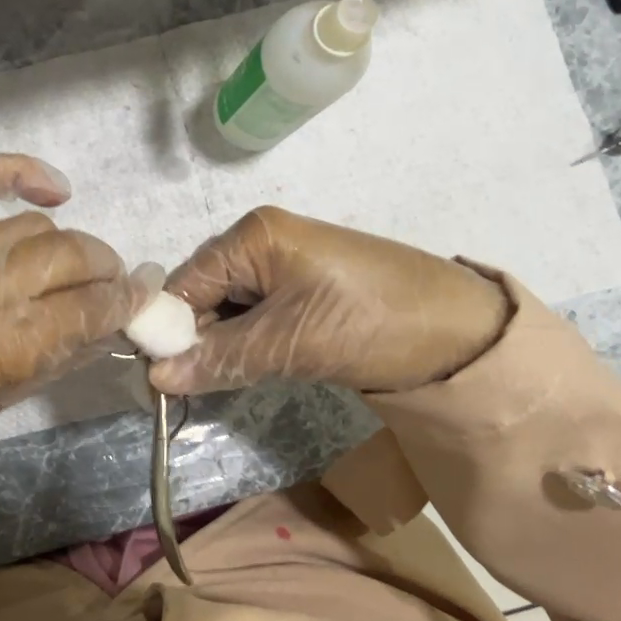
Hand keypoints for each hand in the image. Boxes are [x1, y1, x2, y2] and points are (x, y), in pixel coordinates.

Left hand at [0, 155, 156, 452]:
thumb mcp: (0, 399)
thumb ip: (61, 354)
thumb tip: (114, 315)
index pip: (84, 311)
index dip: (124, 301)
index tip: (142, 295)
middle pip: (67, 257)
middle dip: (104, 269)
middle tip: (109, 280)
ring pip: (32, 227)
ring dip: (64, 245)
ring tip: (67, 263)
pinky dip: (18, 172)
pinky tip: (52, 190)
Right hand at [148, 207, 511, 394]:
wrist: (466, 334)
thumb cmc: (371, 324)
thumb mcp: (288, 344)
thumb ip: (218, 358)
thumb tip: (155, 378)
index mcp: (253, 236)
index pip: (185, 283)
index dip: (168, 329)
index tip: (159, 376)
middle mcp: (261, 240)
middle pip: (202, 292)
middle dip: (195, 337)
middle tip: (193, 384)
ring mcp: (284, 262)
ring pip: (227, 307)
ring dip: (222, 343)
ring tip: (227, 376)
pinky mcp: (303, 287)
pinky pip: (254, 313)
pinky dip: (247, 340)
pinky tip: (255, 362)